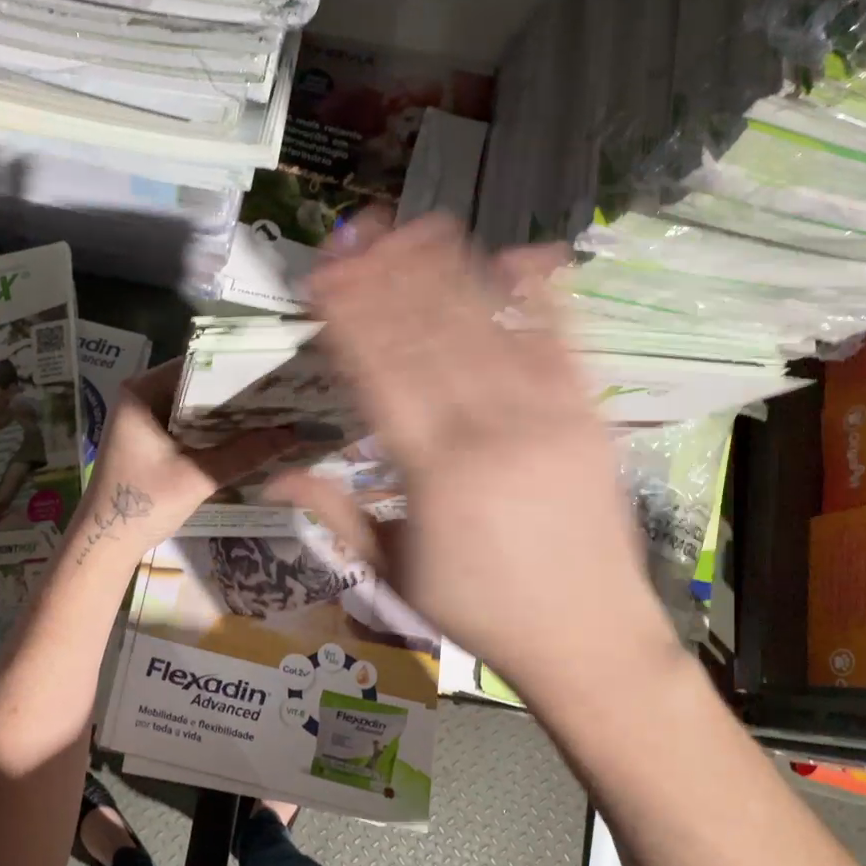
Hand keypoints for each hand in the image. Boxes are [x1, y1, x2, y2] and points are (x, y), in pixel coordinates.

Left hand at [66, 359, 296, 568]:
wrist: (105, 542)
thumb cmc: (142, 504)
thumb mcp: (198, 477)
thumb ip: (246, 452)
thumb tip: (296, 434)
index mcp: (142, 391)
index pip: (199, 364)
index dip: (238, 368)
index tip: (277, 372)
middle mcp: (141, 395)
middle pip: (198, 383)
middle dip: (238, 391)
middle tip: (286, 392)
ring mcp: (144, 417)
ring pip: (195, 405)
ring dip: (229, 411)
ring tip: (277, 409)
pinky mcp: (150, 438)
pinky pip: (188, 423)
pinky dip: (215, 428)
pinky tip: (249, 433)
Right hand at [263, 212, 677, 686]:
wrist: (590, 640)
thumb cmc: (477, 611)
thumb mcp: (391, 571)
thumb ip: (334, 513)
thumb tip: (273, 475)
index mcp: (432, 472)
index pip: (379, 374)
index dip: (348, 319)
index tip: (322, 276)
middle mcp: (489, 431)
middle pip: (428, 337)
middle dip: (388, 278)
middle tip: (358, 231)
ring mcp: (549, 416)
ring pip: (488, 329)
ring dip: (450, 272)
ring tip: (418, 225)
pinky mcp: (592, 415)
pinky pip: (568, 343)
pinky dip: (544, 296)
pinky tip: (521, 253)